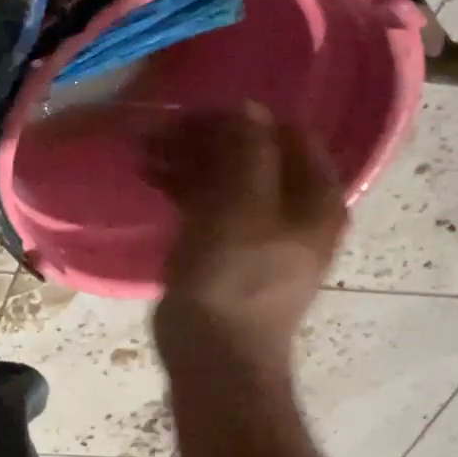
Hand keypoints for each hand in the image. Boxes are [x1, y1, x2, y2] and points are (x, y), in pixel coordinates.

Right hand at [144, 104, 347, 376]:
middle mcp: (296, 211)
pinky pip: (206, 202)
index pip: (288, 135)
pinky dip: (179, 185)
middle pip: (253, 155)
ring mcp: (260, 231)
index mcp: (315, 200)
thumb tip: (246, 106)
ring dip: (186, 159)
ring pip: (225, 176)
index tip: (192, 113)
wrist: (216, 350)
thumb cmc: (233, 276)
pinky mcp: (226, 248)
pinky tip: (146, 178)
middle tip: (156, 131)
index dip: (243, 119)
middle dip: (205, 138)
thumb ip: (247, 154)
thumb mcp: (241, 208)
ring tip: (141, 151)